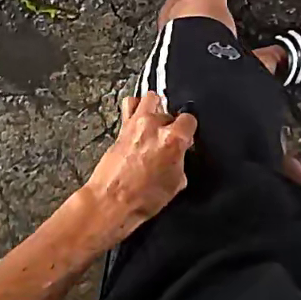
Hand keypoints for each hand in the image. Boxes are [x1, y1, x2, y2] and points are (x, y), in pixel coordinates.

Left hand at [80, 91, 197, 240]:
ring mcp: (136, 124)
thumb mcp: (175, 184)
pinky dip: (136, 107)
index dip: (189, 130)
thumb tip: (179, 155)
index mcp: (173, 139)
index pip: (189, 120)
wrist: (111, 201)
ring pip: (150, 98)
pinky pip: (130, 105)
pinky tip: (139, 117)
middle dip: (171, 124)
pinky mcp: (121, 128)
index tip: (186, 138)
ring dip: (155, 107)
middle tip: (169, 139)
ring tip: (156, 120)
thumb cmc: (141, 197)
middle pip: (170, 111)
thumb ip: (180, 162)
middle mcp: (154, 126)